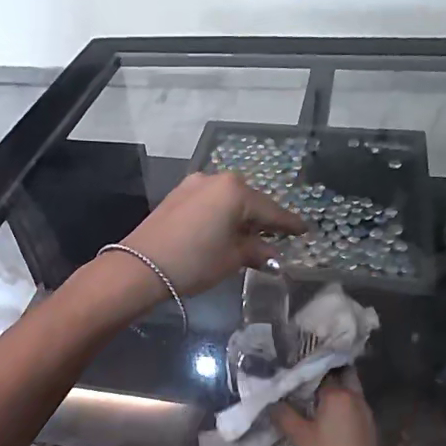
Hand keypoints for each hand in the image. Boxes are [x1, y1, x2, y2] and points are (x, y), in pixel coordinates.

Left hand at [114, 172, 305, 298]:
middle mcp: (215, 179)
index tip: (305, 230)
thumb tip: (272, 254)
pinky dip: (220, 215)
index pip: (270, 210)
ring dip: (239, 217)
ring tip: (249, 237)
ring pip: (226, 201)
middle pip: (248, 201)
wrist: (140, 266)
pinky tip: (223, 230)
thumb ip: (255, 251)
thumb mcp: (231, 259)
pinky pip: (208, 203)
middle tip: (277, 237)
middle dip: (262, 220)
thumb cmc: (193, 262)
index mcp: (235, 190)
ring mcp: (192, 185)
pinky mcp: (175, 196)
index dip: (288, 224)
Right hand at [274, 372, 399, 445]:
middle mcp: (357, 399)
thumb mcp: (299, 436)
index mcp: (339, 395)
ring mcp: (366, 414)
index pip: (321, 372)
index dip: (304, 371)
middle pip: (340, 378)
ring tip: (307, 400)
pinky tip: (322, 419)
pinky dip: (338, 408)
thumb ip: (284, 414)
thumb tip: (273, 401)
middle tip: (300, 383)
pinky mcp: (369, 429)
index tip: (289, 372)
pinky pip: (351, 408)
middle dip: (322, 377)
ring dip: (331, 393)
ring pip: (347, 394)